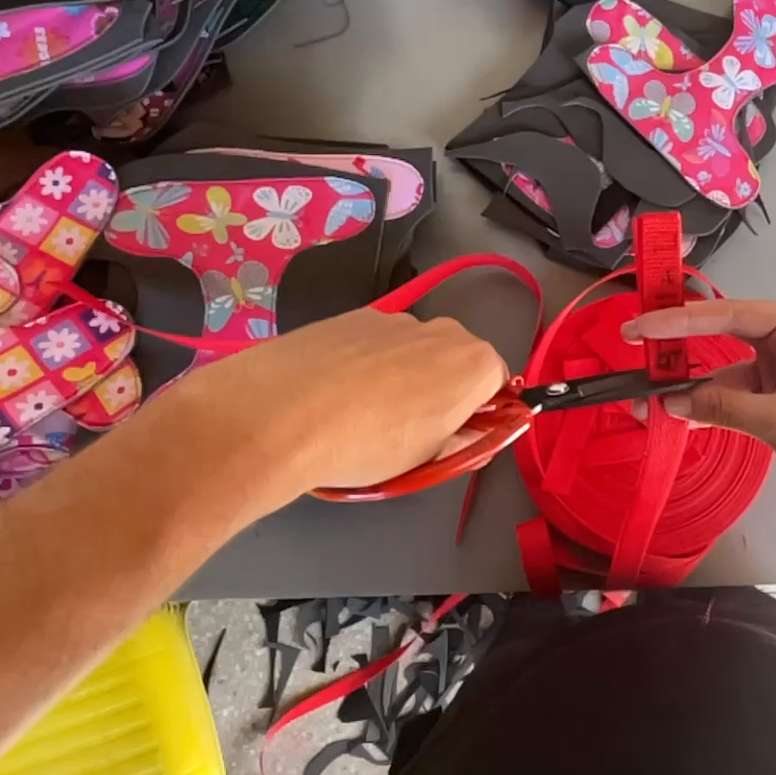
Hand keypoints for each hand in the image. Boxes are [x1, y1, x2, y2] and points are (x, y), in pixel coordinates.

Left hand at [122, 308, 507, 515]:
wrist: (277, 414)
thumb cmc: (369, 444)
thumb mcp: (429, 458)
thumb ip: (466, 439)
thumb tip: (475, 429)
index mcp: (475, 363)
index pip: (498, 384)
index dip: (478, 413)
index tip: (452, 437)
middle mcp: (443, 330)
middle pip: (456, 361)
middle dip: (441, 389)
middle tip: (408, 429)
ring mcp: (394, 319)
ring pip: (412, 351)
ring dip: (401, 376)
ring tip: (359, 413)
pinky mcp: (350, 316)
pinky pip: (372, 343)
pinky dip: (363, 364)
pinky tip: (331, 394)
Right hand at [623, 299, 775, 506]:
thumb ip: (722, 407)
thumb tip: (669, 402)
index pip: (729, 315)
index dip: (679, 320)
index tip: (640, 328)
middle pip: (722, 337)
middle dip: (680, 349)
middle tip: (634, 349)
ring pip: (725, 372)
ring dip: (691, 388)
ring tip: (647, 402)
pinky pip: (735, 395)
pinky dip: (710, 406)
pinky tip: (679, 416)